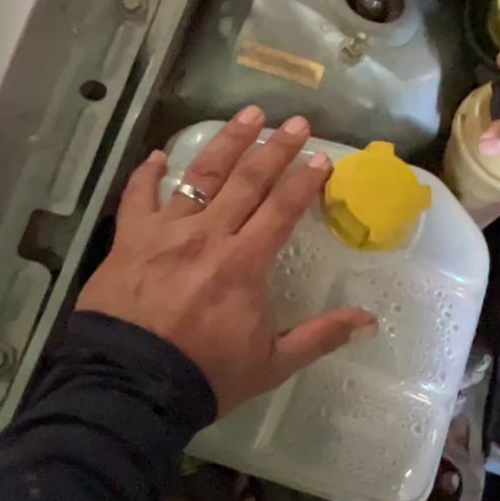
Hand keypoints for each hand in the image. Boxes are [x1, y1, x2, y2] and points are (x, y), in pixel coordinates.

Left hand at [78, 106, 377, 414]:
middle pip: (247, 180)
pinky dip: (148, 174)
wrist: (130, 386)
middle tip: (296, 122)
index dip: (304, 180)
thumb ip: (320, 336)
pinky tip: (159, 155)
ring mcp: (165, 232)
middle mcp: (208, 235)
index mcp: (244, 262)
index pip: (282, 208)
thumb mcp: (272, 363)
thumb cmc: (206, 375)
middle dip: (275, 147)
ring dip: (227, 142)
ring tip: (248, 114)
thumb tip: (370, 321)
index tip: (322, 157)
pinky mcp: (129, 239)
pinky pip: (138, 196)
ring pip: (199, 174)